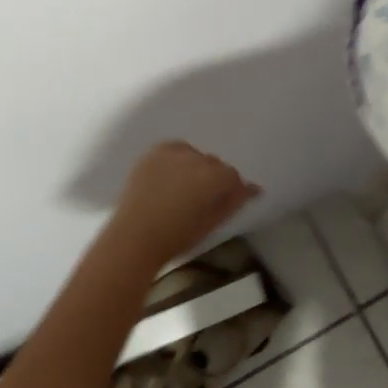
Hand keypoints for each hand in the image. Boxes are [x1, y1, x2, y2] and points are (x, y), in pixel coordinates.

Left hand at [107, 142, 258, 264]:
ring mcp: (172, 153)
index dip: (230, 191)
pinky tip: (170, 177)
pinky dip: (177, 159)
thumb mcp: (211, 223)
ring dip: (194, 168)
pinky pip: (174, 150)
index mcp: (213, 177)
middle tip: (200, 201)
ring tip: (182, 190)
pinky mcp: (153, 153)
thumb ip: (234, 201)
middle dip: (212, 179)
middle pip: (214, 164)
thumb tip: (254, 188)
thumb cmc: (176, 237)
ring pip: (195, 156)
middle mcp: (196, 158)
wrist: (133, 237)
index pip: (233, 176)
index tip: (222, 205)